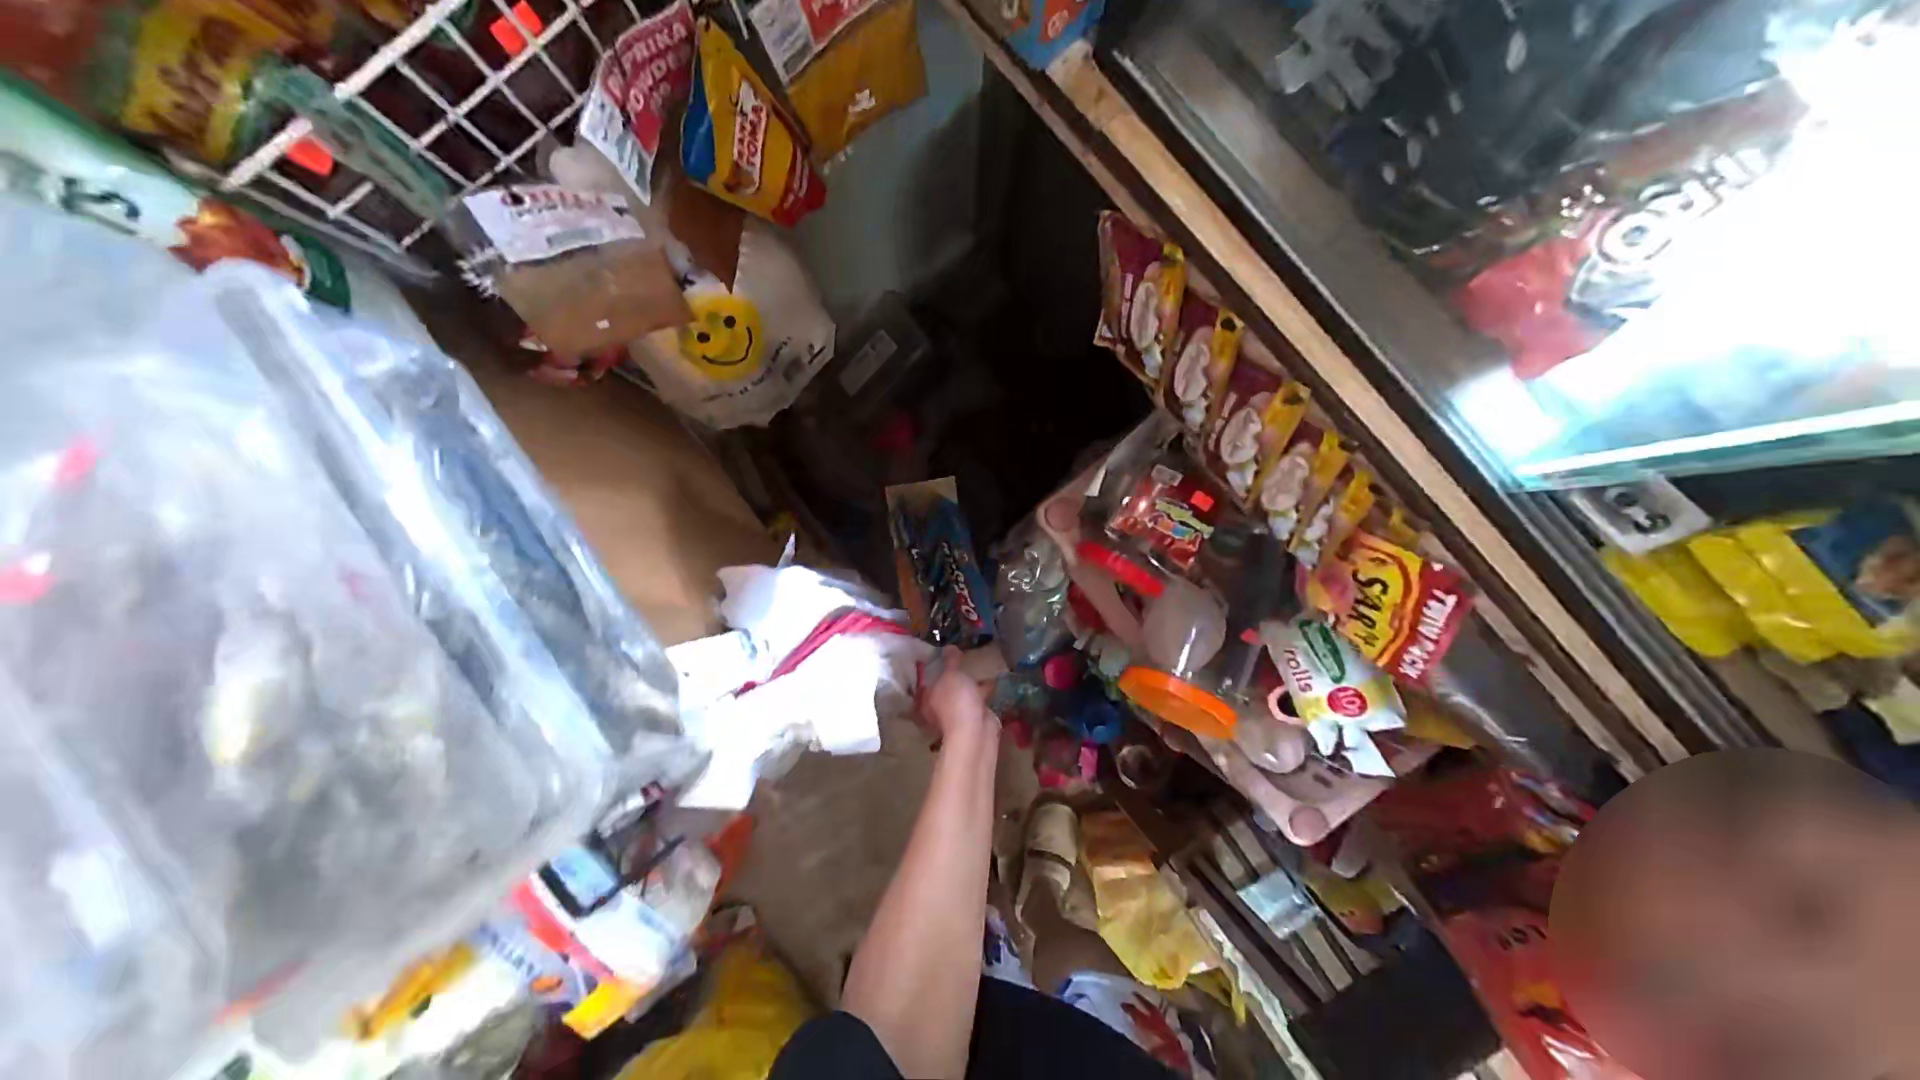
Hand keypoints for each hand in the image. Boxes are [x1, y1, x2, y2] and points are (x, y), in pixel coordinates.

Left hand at [920, 646, 998, 747]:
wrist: (975, 732)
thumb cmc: (956, 700)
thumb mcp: (952, 675)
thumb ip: (951, 661)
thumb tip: (948, 646)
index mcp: (926, 698)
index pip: (926, 681)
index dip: (933, 669)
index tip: (942, 657)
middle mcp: (938, 708)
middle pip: (945, 688)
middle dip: (954, 677)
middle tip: (962, 660)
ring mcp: (957, 715)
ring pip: (963, 695)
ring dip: (970, 685)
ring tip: (981, 667)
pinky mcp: (974, 719)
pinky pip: (978, 701)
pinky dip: (983, 693)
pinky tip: (993, 681)